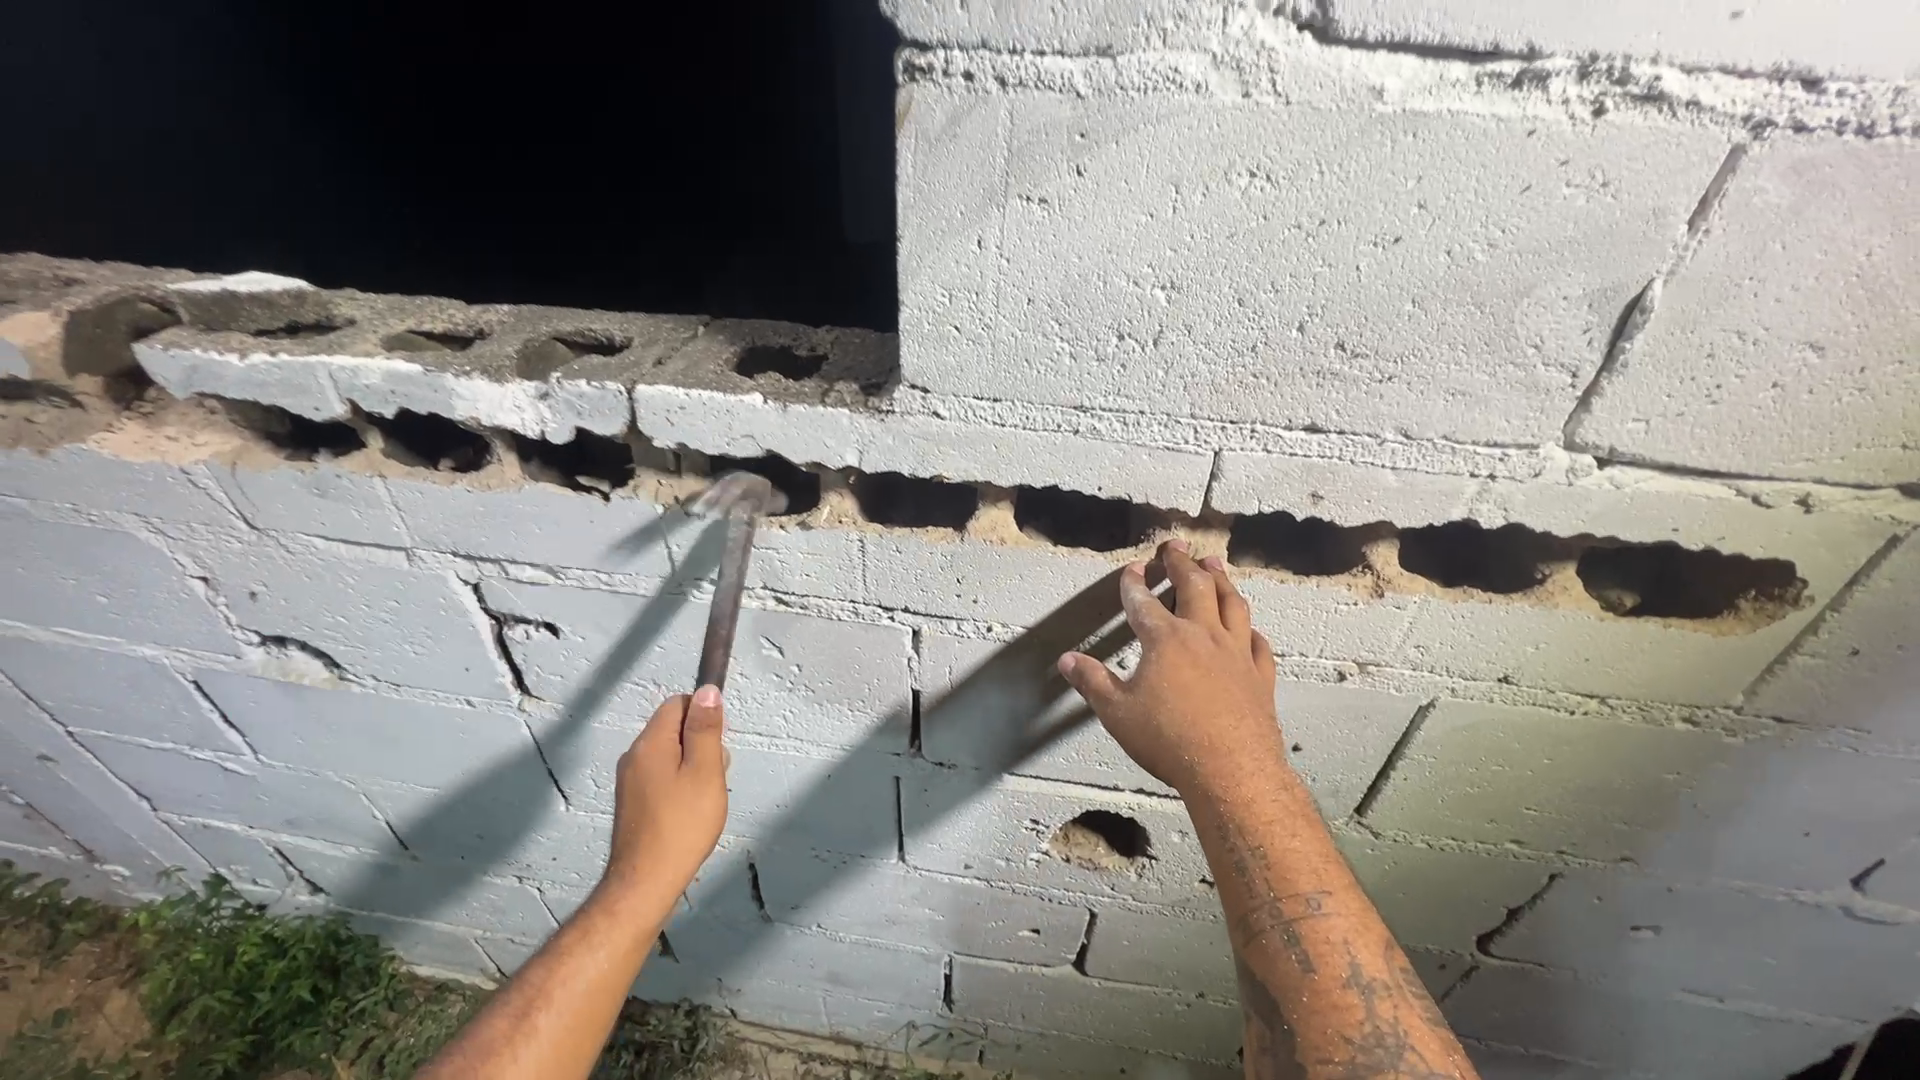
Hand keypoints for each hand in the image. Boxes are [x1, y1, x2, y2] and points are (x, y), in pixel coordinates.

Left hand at [602, 685, 729, 901]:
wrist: (646, 882)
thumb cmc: (683, 824)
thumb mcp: (705, 772)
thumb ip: (706, 729)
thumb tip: (707, 690)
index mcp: (650, 743)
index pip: (678, 703)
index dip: (704, 716)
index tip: (718, 746)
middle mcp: (634, 756)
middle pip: (674, 729)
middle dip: (701, 744)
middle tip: (713, 778)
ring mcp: (630, 781)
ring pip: (670, 755)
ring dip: (693, 767)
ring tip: (704, 799)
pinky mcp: (632, 803)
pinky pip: (662, 777)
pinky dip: (680, 786)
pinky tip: (690, 812)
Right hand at [1058, 540, 1284, 795]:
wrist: (1232, 770)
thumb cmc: (1168, 740)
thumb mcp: (1117, 713)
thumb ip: (1092, 682)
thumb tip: (1066, 660)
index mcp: (1165, 640)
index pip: (1143, 601)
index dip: (1134, 582)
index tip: (1132, 567)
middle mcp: (1203, 636)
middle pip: (1194, 586)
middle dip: (1181, 562)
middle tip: (1175, 545)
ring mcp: (1237, 654)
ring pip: (1232, 604)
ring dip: (1221, 580)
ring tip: (1214, 564)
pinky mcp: (1260, 676)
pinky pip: (1258, 643)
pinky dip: (1250, 630)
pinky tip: (1248, 629)